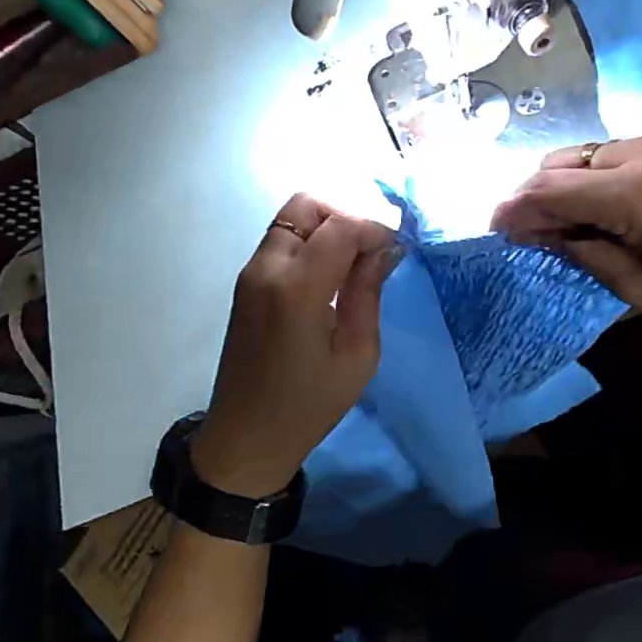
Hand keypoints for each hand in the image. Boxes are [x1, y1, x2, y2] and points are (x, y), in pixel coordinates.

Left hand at [191, 194, 398, 497]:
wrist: (248, 437)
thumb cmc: (311, 402)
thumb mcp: (358, 353)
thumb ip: (368, 291)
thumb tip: (384, 250)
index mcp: (298, 286)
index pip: (341, 225)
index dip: (375, 229)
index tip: (394, 252)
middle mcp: (267, 267)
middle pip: (307, 205)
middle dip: (345, 217)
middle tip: (369, 254)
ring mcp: (251, 273)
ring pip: (291, 219)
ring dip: (326, 229)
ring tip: (351, 268)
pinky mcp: (246, 284)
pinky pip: (281, 241)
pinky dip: (309, 244)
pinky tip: (328, 279)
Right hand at [490, 128, 641, 363]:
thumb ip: (586, 253)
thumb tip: (547, 236)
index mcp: (638, 189)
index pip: (554, 190)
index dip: (517, 208)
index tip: (494, 225)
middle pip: (569, 161)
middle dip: (539, 192)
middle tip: (526, 225)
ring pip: (597, 151)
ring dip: (572, 180)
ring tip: (564, 215)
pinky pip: (629, 149)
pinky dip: (606, 172)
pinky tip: (608, 200)